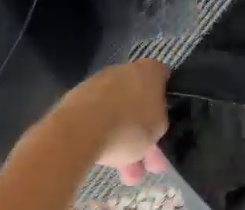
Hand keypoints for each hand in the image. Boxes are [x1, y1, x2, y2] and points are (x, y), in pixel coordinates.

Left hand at [65, 58, 171, 185]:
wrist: (80, 129)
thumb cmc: (130, 124)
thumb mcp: (159, 130)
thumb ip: (160, 123)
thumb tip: (155, 124)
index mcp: (151, 70)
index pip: (165, 82)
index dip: (166, 106)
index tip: (163, 129)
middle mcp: (127, 70)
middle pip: (139, 104)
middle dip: (142, 136)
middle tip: (144, 164)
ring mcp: (100, 84)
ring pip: (118, 116)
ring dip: (122, 143)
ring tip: (124, 174)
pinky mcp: (78, 100)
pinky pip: (97, 120)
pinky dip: (102, 138)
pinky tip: (104, 159)